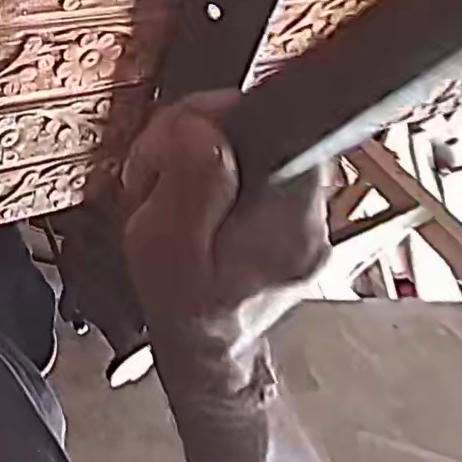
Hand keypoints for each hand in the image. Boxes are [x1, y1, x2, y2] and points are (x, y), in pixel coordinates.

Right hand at [119, 91, 329, 361]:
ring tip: (158, 180)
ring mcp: (300, 216)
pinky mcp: (283, 213)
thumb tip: (201, 125)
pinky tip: (177, 186)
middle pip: (257, 132)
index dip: (221, 116)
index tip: (176, 132)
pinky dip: (204, 165)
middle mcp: (309, 219)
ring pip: (246, 143)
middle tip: (152, 162)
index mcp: (286, 226)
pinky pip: (244, 164)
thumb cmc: (180, 303)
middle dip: (192, 133)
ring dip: (191, 149)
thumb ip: (189, 184)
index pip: (279, 132)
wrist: (200, 345)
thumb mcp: (167, 246)